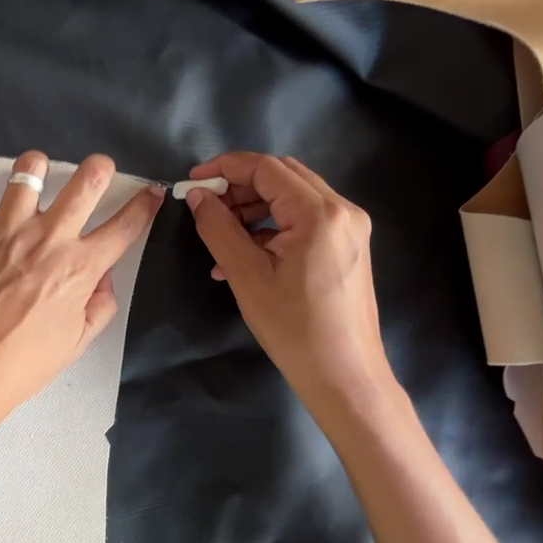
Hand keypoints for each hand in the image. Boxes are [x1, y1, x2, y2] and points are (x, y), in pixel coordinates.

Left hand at [0, 151, 162, 429]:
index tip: (151, 192)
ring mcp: (6, 229)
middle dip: (101, 167)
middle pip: (87, 180)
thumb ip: (99, 305)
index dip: (145, 205)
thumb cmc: (22, 364)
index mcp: (80, 267)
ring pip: (29, 168)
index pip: (126, 225)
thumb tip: (103, 276)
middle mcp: (48, 238)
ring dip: (37, 166)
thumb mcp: (77, 343)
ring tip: (35, 177)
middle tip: (98, 170)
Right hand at [184, 152, 392, 411]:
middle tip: (206, 207)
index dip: (225, 168)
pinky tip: (244, 256)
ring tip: (221, 236)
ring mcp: (349, 229)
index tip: (193, 181)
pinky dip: (272, 228)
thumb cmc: (293, 327)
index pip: (266, 168)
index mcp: (319, 213)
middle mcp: (342, 210)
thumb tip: (199, 196)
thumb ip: (219, 228)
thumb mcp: (246, 275)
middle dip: (239, 186)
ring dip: (253, 208)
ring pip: (293, 198)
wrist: (343, 374)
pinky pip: (304, 221)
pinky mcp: (348, 247)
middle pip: (283, 177)